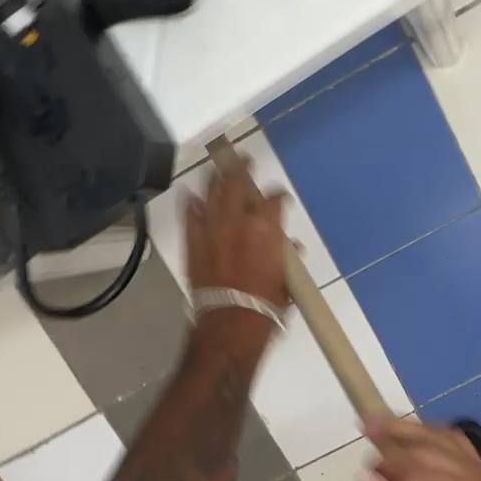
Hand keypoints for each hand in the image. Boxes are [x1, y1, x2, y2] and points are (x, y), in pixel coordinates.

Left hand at [183, 156, 290, 308]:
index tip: (281, 198)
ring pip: (212, 191)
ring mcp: (212, 227)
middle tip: (243, 158)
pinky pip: (189, 213)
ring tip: (217, 167)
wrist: (229, 323)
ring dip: (215, 177)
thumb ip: (287, 259)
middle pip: (239, 182)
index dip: (279, 196)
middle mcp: (238, 219)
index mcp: (267, 227)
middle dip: (243, 167)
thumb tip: (291, 247)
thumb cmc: (266, 307)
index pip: (274, 199)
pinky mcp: (192, 240)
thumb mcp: (287, 282)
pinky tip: (192, 197)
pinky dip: (192, 204)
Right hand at [360, 420, 480, 480]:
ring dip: (409, 427)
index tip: (365, 470)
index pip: (419, 473)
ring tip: (376, 421)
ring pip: (442, 436)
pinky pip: (454, 440)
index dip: (388, 465)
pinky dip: (428, 431)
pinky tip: (406, 433)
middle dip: (394, 437)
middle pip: (430, 448)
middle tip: (362, 429)